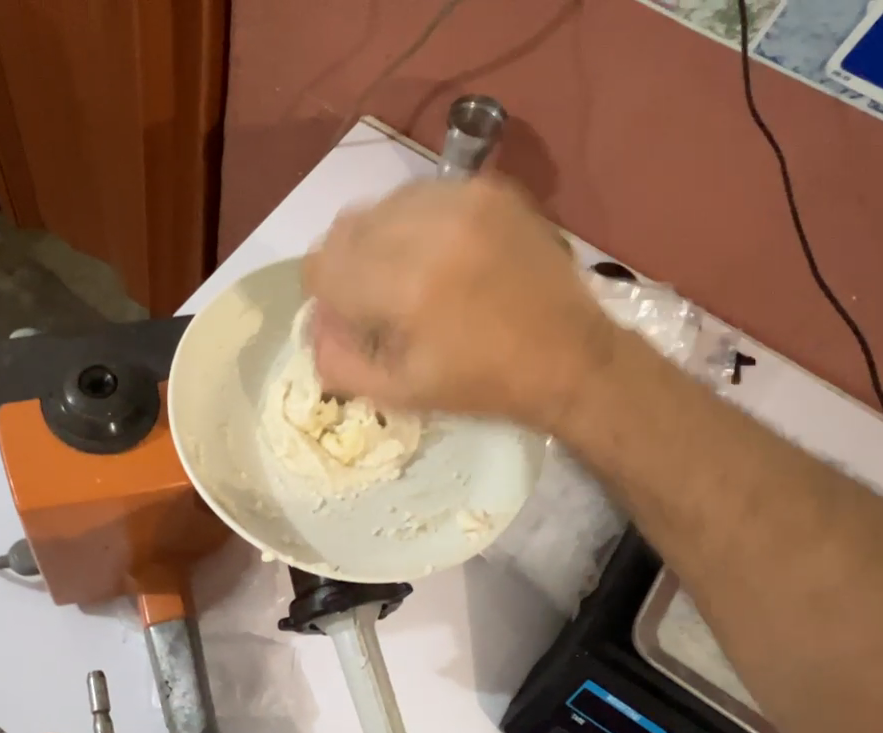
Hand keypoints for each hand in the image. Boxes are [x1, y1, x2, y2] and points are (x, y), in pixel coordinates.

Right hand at [301, 175, 616, 429]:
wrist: (568, 356)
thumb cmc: (480, 383)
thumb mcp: (398, 392)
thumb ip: (337, 359)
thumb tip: (314, 323)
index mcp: (406, 288)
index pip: (322, 266)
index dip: (324, 296)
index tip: (348, 316)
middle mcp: (431, 230)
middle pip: (344, 229)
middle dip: (347, 266)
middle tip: (375, 299)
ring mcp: (463, 201)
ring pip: (379, 207)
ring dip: (378, 241)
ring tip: (407, 275)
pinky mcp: (488, 189)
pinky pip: (419, 195)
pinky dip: (413, 223)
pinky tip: (437, 255)